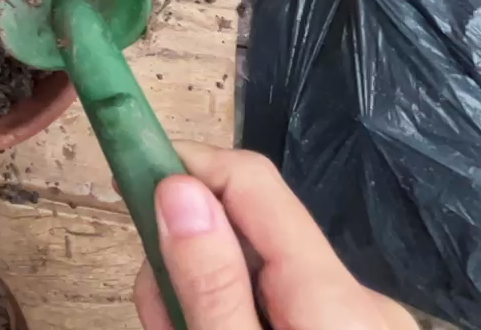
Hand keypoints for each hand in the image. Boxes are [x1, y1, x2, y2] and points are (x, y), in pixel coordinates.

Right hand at [136, 143, 414, 329]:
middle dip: (181, 254)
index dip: (180, 166)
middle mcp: (357, 299)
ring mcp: (356, 324)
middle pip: (240, 230)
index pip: (249, 177)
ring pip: (248, 270)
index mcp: (336, 299)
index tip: (123, 184)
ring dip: (199, 289)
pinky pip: (271, 303)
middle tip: (156, 313)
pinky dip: (229, 313)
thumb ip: (210, 282)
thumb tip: (176, 185)